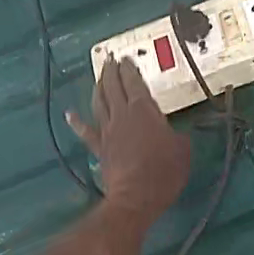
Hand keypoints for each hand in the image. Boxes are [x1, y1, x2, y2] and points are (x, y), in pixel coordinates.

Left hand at [67, 56, 190, 218]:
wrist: (136, 195)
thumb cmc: (164, 170)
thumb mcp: (182, 149)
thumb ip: (177, 134)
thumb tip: (175, 131)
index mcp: (144, 110)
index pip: (134, 82)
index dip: (130, 69)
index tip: (127, 59)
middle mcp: (122, 114)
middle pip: (113, 87)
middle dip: (112, 71)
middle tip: (110, 59)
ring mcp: (107, 130)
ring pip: (99, 102)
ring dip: (98, 87)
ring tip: (99, 77)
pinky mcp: (99, 147)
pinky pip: (85, 131)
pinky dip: (77, 122)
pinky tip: (70, 114)